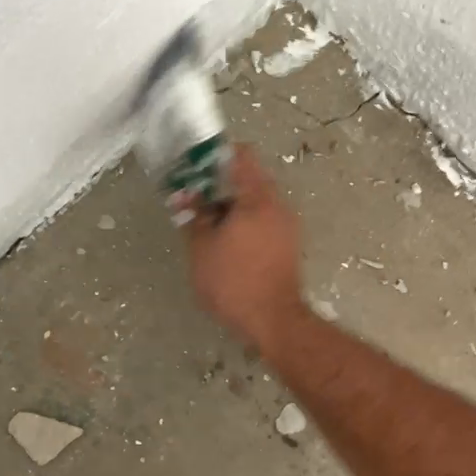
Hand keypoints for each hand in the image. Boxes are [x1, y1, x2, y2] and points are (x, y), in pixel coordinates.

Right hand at [183, 146, 307, 348]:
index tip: (194, 170)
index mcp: (256, 197)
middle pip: (247, 180)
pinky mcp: (288, 247)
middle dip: (219, 188)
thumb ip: (195, 216)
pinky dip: (244, 226)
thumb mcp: (202, 249)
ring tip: (206, 229)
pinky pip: (263, 223)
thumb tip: (187, 195)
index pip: (240, 155)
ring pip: (255, 204)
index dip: (215, 157)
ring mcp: (287, 226)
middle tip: (194, 203)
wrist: (273, 320)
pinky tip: (226, 247)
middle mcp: (277, 205)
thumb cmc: (233, 281)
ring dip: (230, 210)